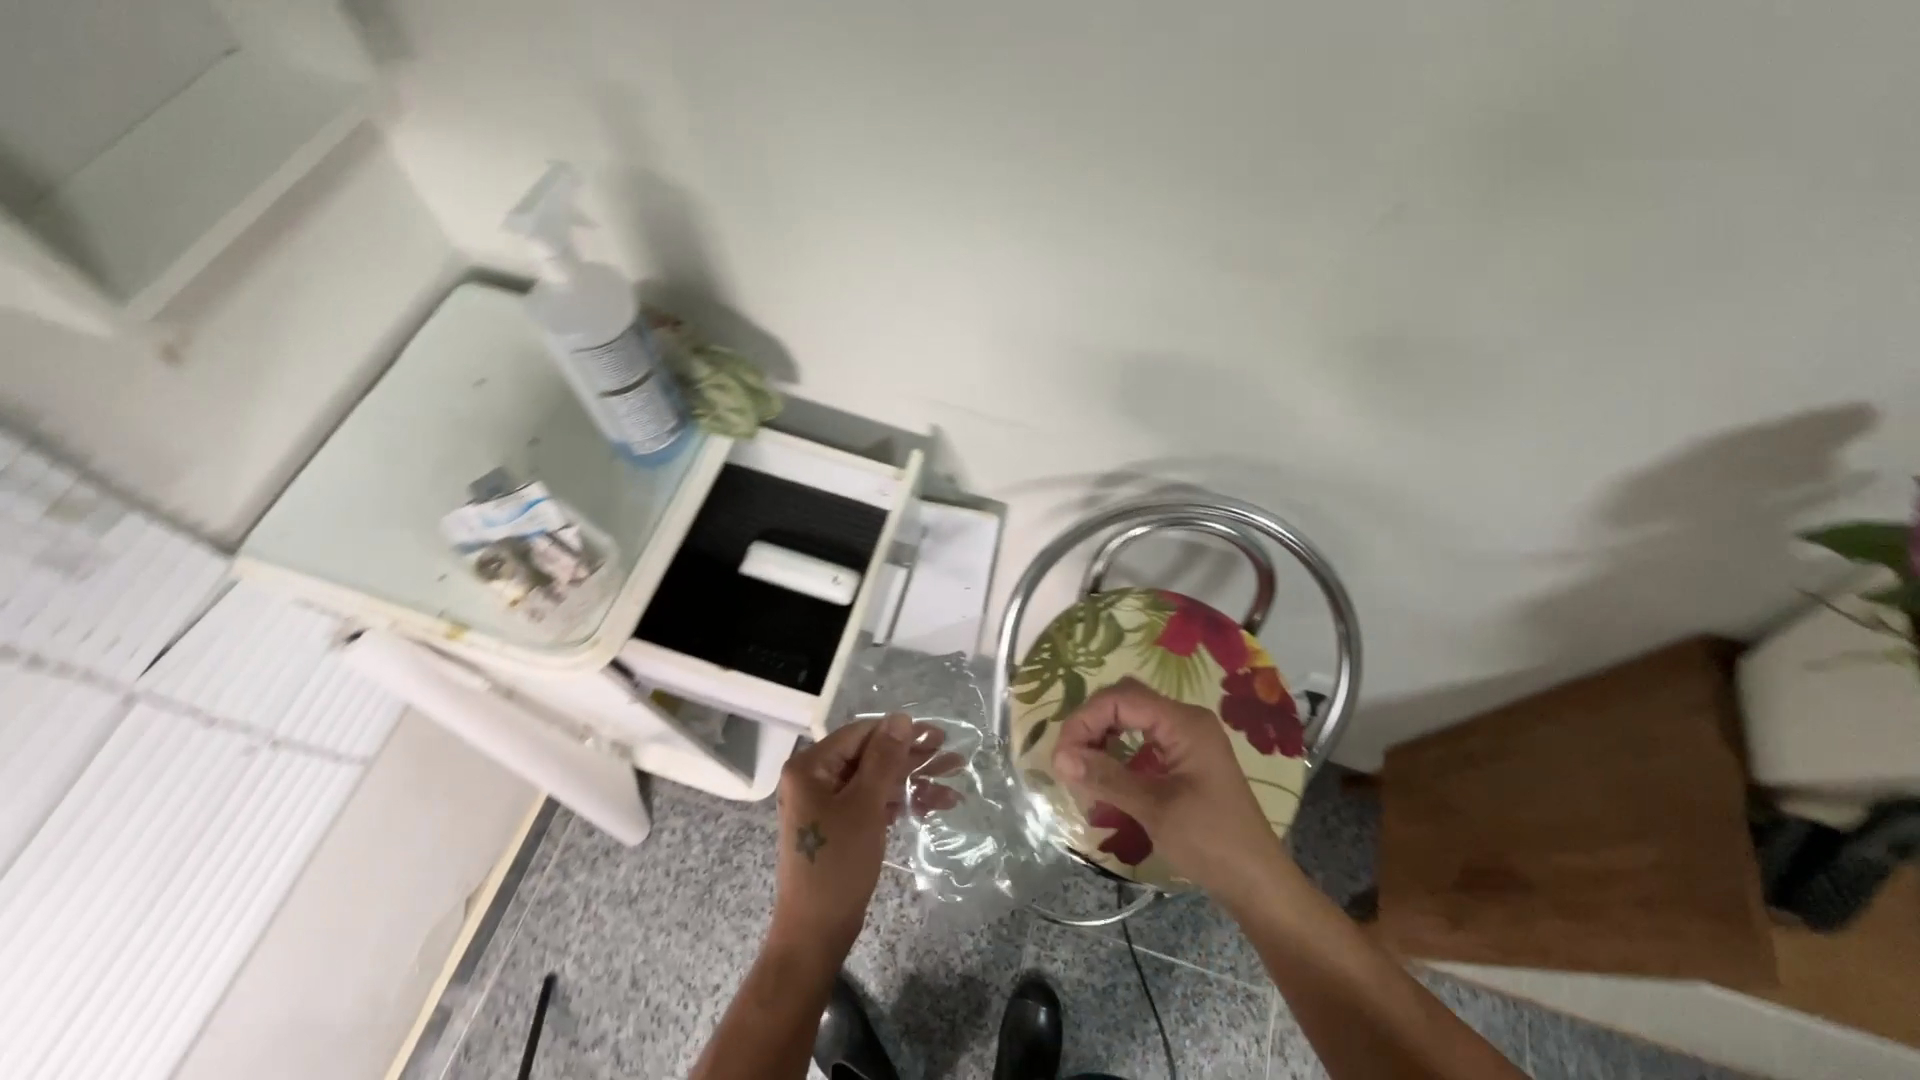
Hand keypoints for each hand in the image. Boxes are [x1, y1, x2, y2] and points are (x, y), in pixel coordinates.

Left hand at [769, 714, 941, 960]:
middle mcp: (814, 780)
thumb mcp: (865, 805)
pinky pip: (872, 804)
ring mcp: (826, 805)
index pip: (860, 735)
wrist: (816, 929)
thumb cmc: (837, 862)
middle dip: (912, 760)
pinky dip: (899, 804)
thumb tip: (901, 718)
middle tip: (953, 758)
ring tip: (953, 788)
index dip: (900, 733)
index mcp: (810, 768)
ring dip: (912, 784)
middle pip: (871, 758)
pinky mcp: (839, 827)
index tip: (938, 735)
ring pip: (876, 782)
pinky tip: (932, 807)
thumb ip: (884, 758)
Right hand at [1051, 678, 1286, 898]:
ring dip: (1102, 739)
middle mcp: (1185, 720)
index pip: (1121, 699)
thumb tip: (1059, 758)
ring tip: (1080, 770)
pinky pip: (1142, 741)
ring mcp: (1186, 739)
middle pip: (1125, 702)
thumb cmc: (1210, 841)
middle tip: (1067, 760)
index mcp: (1184, 722)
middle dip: (1091, 726)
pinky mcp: (1184, 759)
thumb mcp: (1153, 808)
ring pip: (1131, 720)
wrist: (1256, 880)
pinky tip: (1103, 780)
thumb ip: (1106, 777)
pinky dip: (1118, 755)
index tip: (1061, 757)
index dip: (1085, 721)